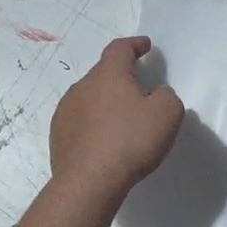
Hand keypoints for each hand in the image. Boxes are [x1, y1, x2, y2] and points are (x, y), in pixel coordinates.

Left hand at [50, 36, 184, 198]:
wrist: (90, 181)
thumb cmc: (132, 141)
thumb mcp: (167, 114)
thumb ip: (167, 96)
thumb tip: (156, 94)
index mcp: (109, 75)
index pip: (120, 49)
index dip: (134, 45)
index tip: (145, 46)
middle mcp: (82, 86)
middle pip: (104, 73)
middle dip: (122, 77)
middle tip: (140, 90)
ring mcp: (66, 111)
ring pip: (91, 97)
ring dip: (107, 102)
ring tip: (123, 120)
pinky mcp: (59, 134)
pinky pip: (81, 120)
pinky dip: (95, 123)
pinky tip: (106, 140)